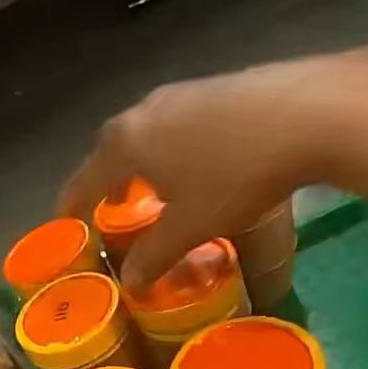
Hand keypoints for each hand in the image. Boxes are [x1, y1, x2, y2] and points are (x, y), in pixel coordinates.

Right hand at [59, 54, 367, 288]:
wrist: (304, 114)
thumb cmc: (233, 177)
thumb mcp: (190, 226)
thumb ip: (155, 255)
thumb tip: (130, 282)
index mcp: (127, 143)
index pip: (86, 178)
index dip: (73, 203)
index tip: (63, 219)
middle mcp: (145, 110)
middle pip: (114, 148)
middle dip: (109, 179)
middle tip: (112, 204)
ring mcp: (182, 92)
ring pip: (148, 133)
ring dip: (144, 162)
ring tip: (154, 187)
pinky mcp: (216, 86)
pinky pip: (179, 123)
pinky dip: (174, 147)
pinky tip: (198, 163)